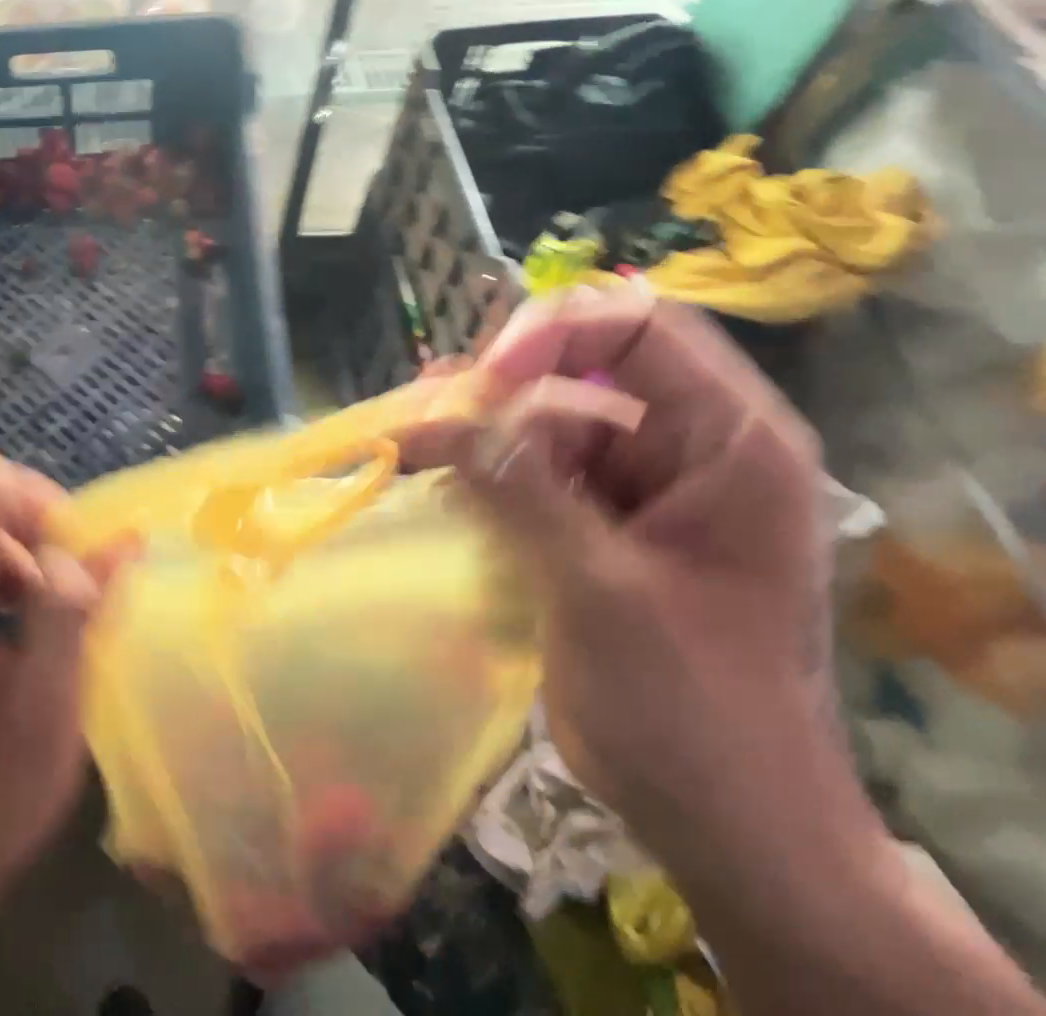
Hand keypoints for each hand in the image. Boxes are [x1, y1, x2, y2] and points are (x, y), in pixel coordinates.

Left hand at [0, 446, 118, 933]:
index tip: (83, 572)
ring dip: (25, 555)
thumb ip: (71, 620)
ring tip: (46, 630)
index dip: (51, 513)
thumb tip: (109, 539)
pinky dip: (3, 570)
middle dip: (40, 533)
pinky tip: (17, 630)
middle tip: (72, 602)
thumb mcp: (46, 724)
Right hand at [413, 290, 835, 854]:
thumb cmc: (689, 706)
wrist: (727, 817)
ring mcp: (649, 498)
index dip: (553, 335)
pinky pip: (544, 483)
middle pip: (588, 378)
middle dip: (502, 395)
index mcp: (732, 446)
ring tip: (415, 448)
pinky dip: (493, 481)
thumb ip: (521, 493)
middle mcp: (695, 455)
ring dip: (487, 438)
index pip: (643, 331)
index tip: (478, 385)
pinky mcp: (608, 537)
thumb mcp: (600, 590)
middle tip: (420, 424)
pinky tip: (443, 483)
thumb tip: (443, 417)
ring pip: (555, 431)